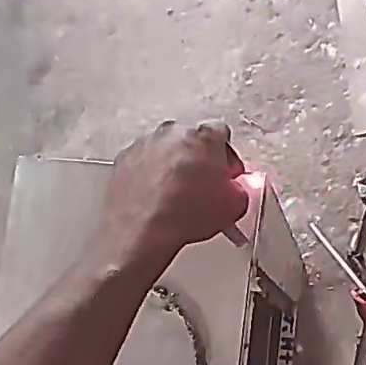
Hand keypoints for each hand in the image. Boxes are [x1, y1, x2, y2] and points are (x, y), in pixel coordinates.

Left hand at [94, 121, 248, 268]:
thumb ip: (240, 189)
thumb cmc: (183, 215)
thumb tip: (235, 191)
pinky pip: (145, 163)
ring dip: (176, 169)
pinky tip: (160, 199)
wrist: (143, 231)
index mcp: (204, 138)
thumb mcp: (234, 206)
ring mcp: (147, 144)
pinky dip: (152, 176)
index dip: (227, 158)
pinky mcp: (126, 158)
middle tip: (205, 188)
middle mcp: (174, 134)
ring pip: (168, 151)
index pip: (222, 135)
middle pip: (193, 141)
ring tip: (180, 198)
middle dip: (201, 162)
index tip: (227, 175)